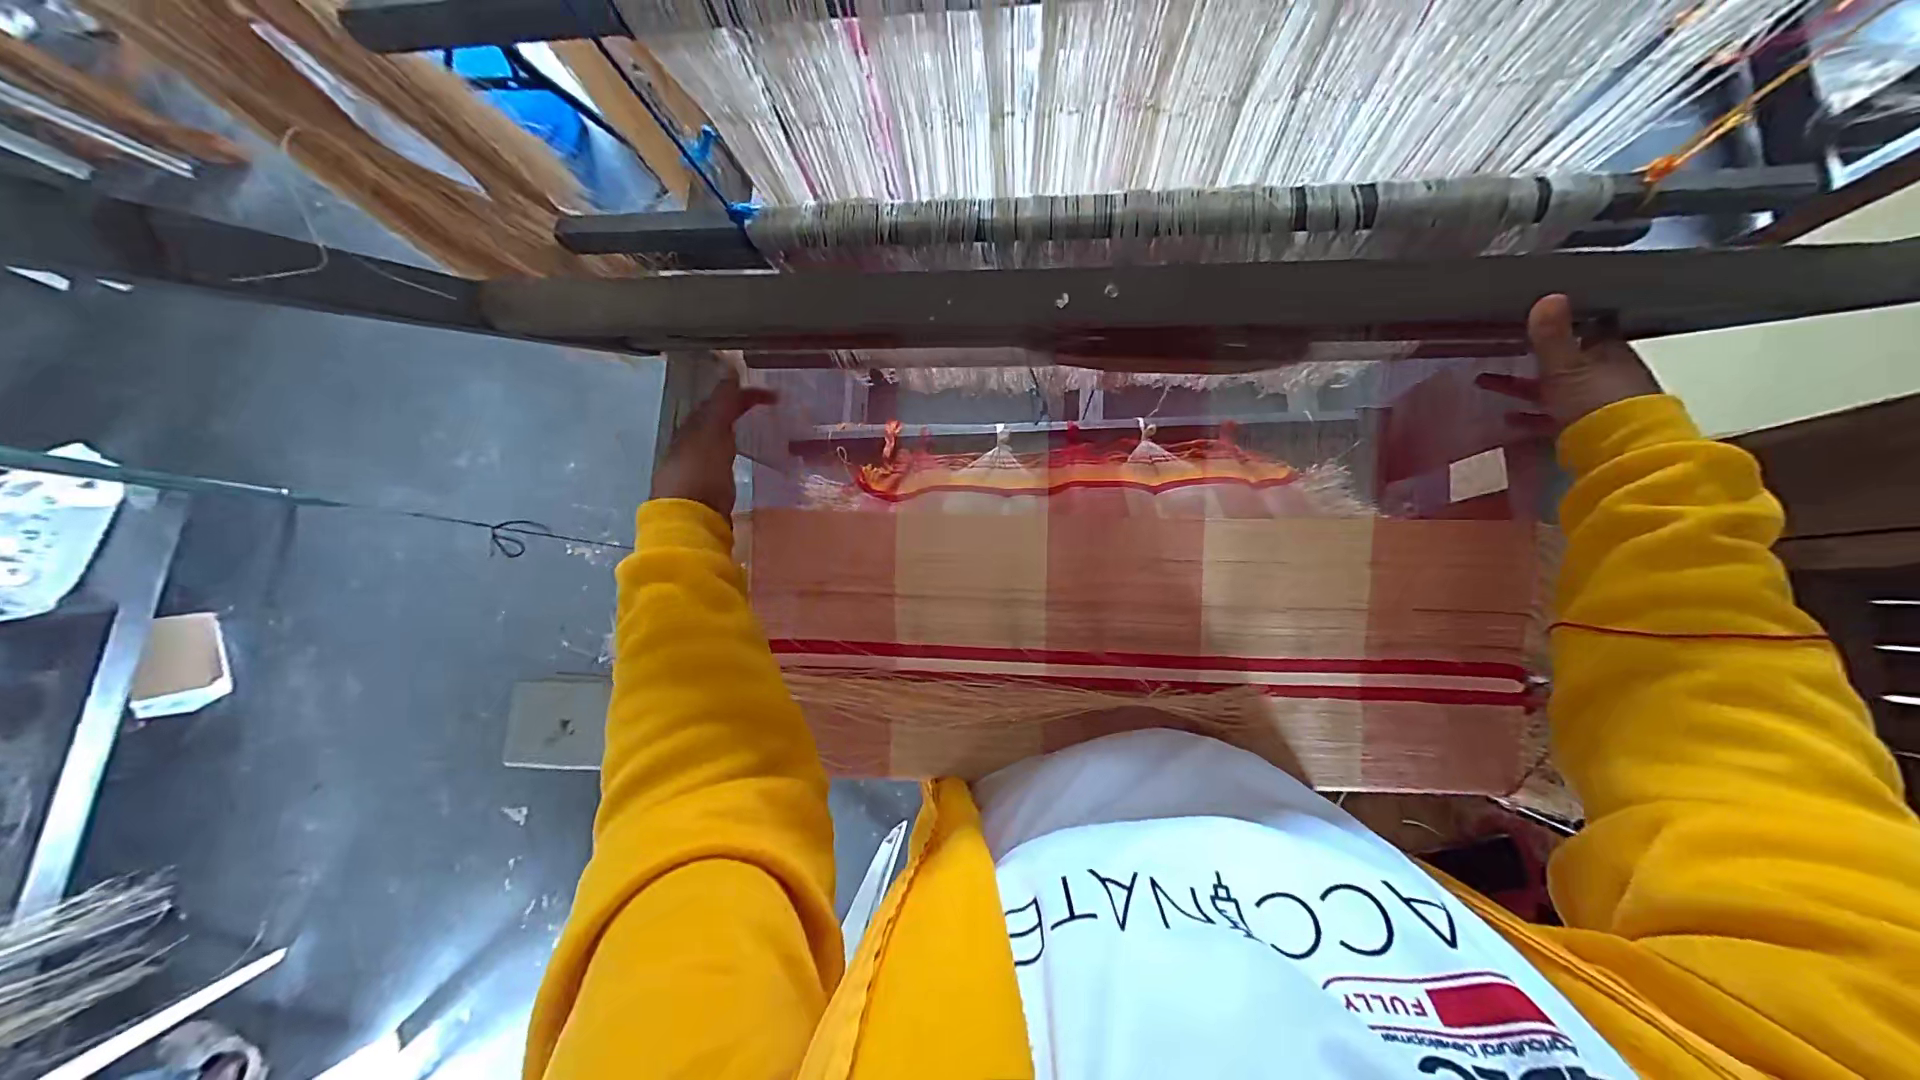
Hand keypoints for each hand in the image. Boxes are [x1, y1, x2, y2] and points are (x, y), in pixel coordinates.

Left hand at [650, 376, 775, 516]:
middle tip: (768, 409)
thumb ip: (722, 403)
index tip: (773, 395)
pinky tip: (745, 459)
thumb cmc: (700, 473)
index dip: (742, 395)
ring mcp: (699, 470)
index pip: (717, 404)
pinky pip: (724, 463)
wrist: (690, 521)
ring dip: (737, 432)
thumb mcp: (712, 432)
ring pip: (720, 442)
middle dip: (739, 412)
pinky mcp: (709, 491)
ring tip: (760, 430)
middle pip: (716, 422)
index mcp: (691, 430)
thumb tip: (730, 370)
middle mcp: (691, 446)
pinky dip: (736, 454)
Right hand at [1479, 294, 1662, 433]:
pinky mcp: (1580, 427)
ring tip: (1486, 382)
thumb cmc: (1595, 400)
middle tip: (1504, 348)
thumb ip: (1553, 336)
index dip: (1568, 322)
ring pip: (1553, 388)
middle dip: (1535, 357)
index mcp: (1608, 354)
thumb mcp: (1567, 366)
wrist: (1618, 449)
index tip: (1541, 317)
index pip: (1590, 330)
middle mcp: (1604, 375)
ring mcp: (1593, 402)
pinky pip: (1548, 416)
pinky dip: (1527, 415)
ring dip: (1522, 386)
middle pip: (1567, 360)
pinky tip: (1506, 417)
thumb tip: (1549, 296)